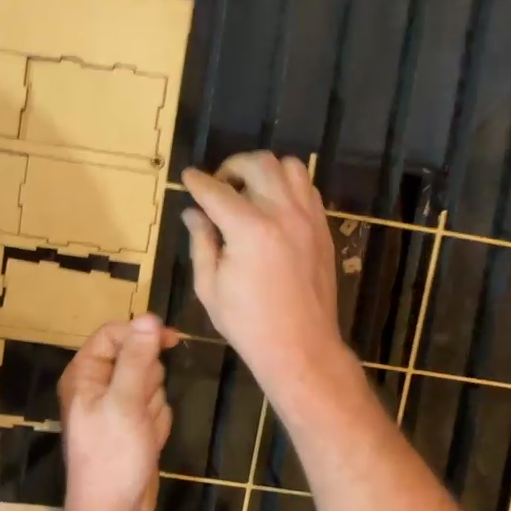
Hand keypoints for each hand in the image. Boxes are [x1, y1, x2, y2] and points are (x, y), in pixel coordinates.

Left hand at [58, 314, 179, 510]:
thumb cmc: (113, 457)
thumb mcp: (126, 402)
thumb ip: (137, 359)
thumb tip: (149, 318)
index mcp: (84, 375)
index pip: (113, 334)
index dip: (141, 334)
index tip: (171, 340)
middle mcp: (96, 387)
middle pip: (137, 358)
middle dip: (148, 383)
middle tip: (138, 410)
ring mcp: (116, 408)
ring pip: (152, 385)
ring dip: (153, 408)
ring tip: (140, 433)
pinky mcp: (133, 428)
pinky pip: (156, 410)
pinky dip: (156, 426)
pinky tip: (146, 444)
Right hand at [181, 152, 346, 389]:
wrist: (300, 346)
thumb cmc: (247, 323)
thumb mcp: (209, 288)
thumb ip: (201, 243)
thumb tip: (193, 214)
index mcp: (249, 230)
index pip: (216, 191)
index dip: (197, 182)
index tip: (187, 177)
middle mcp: (282, 214)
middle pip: (258, 164)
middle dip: (232, 167)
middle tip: (219, 186)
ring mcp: (308, 218)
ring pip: (289, 167)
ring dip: (264, 171)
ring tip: (249, 190)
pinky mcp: (323, 228)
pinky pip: (307, 188)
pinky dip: (287, 185)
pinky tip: (273, 205)